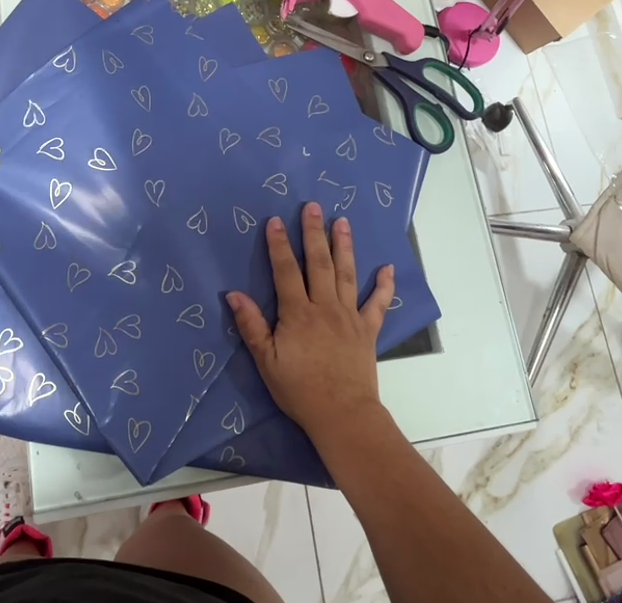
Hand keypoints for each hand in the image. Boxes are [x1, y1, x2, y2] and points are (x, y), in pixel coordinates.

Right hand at [227, 203, 394, 442]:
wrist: (343, 415)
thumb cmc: (300, 390)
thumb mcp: (266, 361)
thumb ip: (252, 325)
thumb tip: (234, 294)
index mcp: (297, 313)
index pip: (286, 271)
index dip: (279, 245)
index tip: (275, 220)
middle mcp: (325, 307)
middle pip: (318, 262)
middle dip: (314, 232)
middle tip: (313, 206)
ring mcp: (350, 316)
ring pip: (347, 273)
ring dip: (344, 245)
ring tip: (343, 221)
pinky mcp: (368, 330)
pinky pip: (378, 303)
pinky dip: (384, 285)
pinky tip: (387, 267)